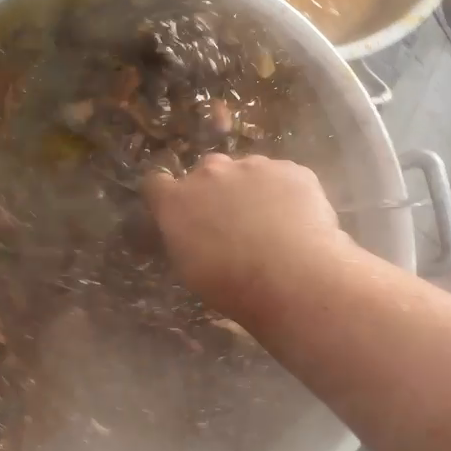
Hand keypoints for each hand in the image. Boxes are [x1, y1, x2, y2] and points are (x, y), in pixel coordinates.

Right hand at [140, 152, 354, 318]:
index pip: (156, 184)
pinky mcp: (291, 169)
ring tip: (267, 221)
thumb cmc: (230, 284)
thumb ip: (181, 237)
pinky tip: (293, 220)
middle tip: (227, 221)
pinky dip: (283, 192)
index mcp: (177, 201)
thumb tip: (188, 229)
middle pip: (205, 171)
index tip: (175, 211)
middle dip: (212, 190)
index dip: (165, 196)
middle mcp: (210, 172)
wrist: (292, 277)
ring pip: (246, 171)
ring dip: (249, 189)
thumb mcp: (187, 268)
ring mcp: (253, 166)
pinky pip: (281, 176)